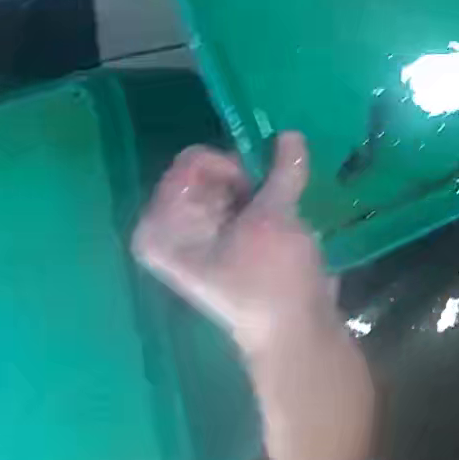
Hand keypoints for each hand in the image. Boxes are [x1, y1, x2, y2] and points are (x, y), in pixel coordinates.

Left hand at [133, 131, 335, 353]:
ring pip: (235, 185)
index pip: (191, 164)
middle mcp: (175, 227)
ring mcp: (205, 235)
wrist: (295, 327)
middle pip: (211, 172)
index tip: (257, 183)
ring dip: (265, 183)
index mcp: (163, 226)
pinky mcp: (235, 241)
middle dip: (249, 172)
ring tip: (287, 202)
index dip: (230, 165)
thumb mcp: (274, 218)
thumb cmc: (271, 277)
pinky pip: (250, 201)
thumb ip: (281, 170)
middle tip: (277, 192)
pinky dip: (270, 196)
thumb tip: (290, 133)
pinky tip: (290, 209)